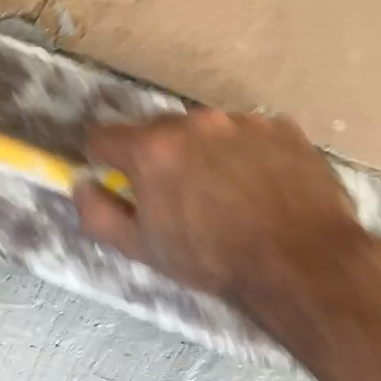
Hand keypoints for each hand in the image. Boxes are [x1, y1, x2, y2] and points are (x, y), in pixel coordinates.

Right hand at [75, 110, 374, 313]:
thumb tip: (81, 185)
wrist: (299, 259)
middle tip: (171, 197)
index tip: (112, 179)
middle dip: (154, 158)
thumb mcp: (139, 248)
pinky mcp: (283, 127)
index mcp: (152, 150)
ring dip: (200, 155)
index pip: (103, 136)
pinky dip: (241, 156)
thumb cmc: (210, 258)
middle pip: (156, 131)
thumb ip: (98, 214)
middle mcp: (195, 123)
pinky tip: (254, 190)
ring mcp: (243, 121)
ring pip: (203, 133)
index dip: (101, 159)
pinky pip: (246, 136)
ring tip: (220, 196)